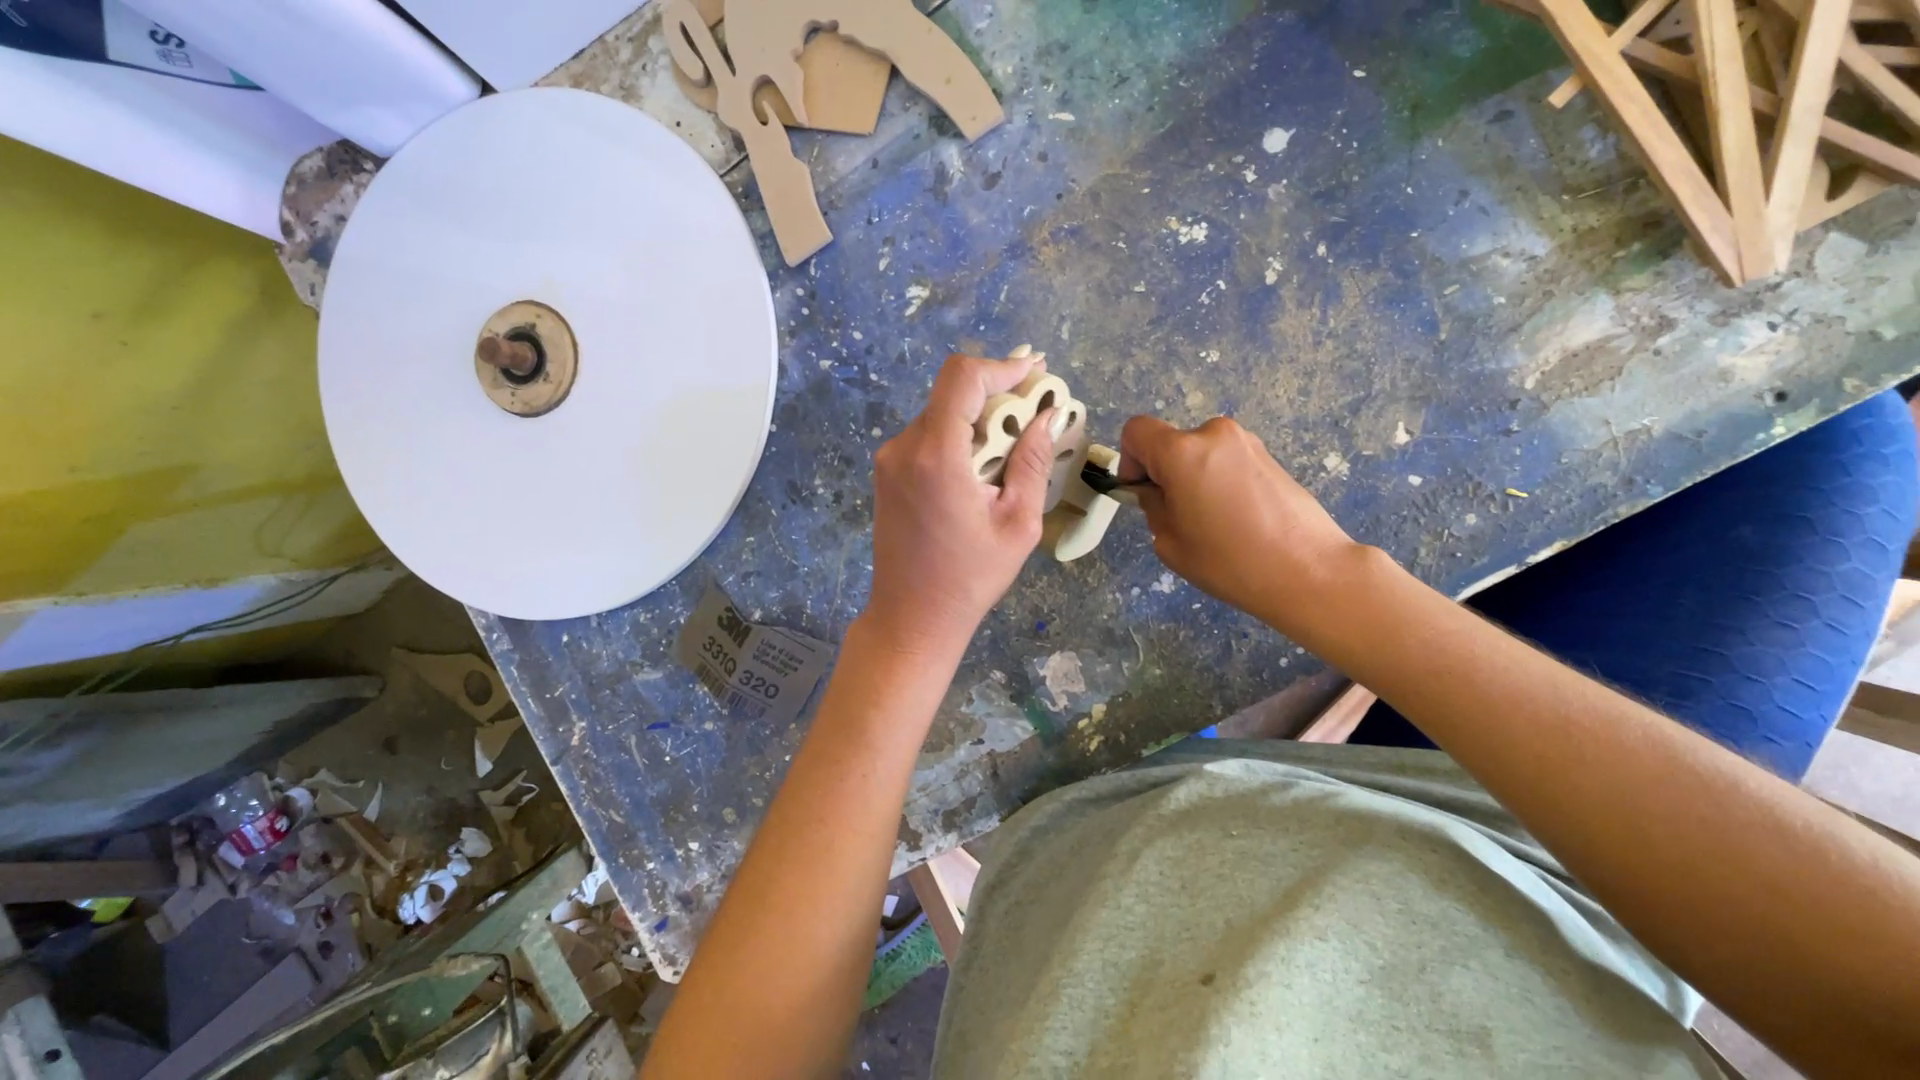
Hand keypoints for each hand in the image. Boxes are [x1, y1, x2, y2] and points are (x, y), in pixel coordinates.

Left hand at [866, 353, 1056, 654]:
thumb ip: (1033, 463)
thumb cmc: (969, 577)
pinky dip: (959, 437)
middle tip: (1037, 411)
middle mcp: (904, 446)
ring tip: (1015, 447)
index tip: (1036, 370)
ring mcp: (889, 459)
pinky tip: (984, 466)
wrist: (911, 616)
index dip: (1002, 366)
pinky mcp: (887, 473)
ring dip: (979, 419)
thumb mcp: (1017, 523)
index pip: (963, 378)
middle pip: (952, 393)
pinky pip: (928, 436)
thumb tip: (1049, 417)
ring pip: (941, 414)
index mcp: (936, 455)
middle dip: (998, 395)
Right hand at [1120, 415, 1358, 627]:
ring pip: (1203, 453)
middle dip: (1167, 473)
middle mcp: (1214, 434)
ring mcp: (1247, 443)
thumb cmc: (1229, 561)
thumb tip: (1157, 493)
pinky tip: (1239, 519)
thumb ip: (1154, 507)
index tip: (1143, 492)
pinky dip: (1222, 481)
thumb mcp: (1170, 542)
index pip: (1137, 431)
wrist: (1307, 570)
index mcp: (1182, 452)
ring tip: (1215, 521)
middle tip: (1181, 515)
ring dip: (1196, 477)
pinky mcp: (1271, 457)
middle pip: (1172, 443)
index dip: (1130, 459)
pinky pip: (1229, 462)